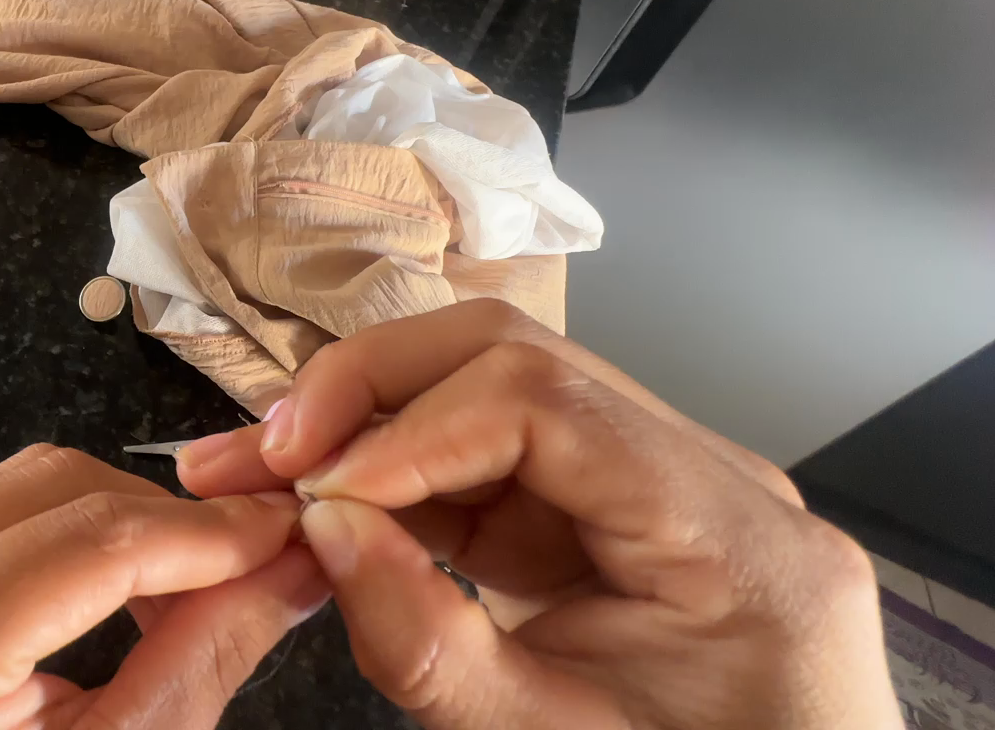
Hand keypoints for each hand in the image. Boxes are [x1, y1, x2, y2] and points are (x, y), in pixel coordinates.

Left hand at [0, 444, 327, 728]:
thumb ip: (196, 660)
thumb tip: (287, 567)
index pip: (85, 543)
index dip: (202, 532)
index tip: (283, 529)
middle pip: (55, 487)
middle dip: (166, 518)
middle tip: (249, 562)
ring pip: (32, 483)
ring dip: (128, 519)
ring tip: (192, 584)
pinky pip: (4, 508)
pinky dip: (81, 531)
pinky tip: (126, 584)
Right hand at [176, 299, 900, 729]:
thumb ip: (430, 647)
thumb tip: (319, 522)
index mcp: (730, 532)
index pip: (545, 402)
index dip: (415, 431)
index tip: (321, 492)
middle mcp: (679, 464)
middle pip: (498, 347)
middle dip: (365, 384)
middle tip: (275, 444)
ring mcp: (611, 465)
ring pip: (456, 374)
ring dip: (350, 411)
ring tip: (264, 461)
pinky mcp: (554, 487)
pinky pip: (443, 438)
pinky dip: (365, 456)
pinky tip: (308, 485)